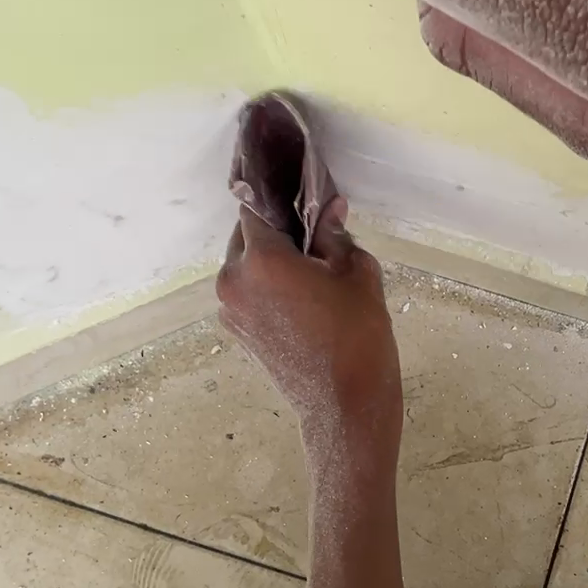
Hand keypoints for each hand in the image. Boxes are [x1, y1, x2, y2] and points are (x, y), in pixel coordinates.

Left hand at [216, 198, 402, 464]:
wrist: (344, 404)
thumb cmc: (357, 334)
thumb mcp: (357, 273)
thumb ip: (336, 234)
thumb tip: (329, 208)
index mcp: (260, 259)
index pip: (255, 204)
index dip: (274, 190)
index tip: (292, 183)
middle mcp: (232, 280)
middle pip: (246, 234)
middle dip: (276, 228)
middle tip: (312, 232)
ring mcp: (230, 310)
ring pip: (245, 264)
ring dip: (271, 258)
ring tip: (310, 267)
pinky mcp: (238, 332)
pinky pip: (248, 292)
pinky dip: (268, 284)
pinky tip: (301, 294)